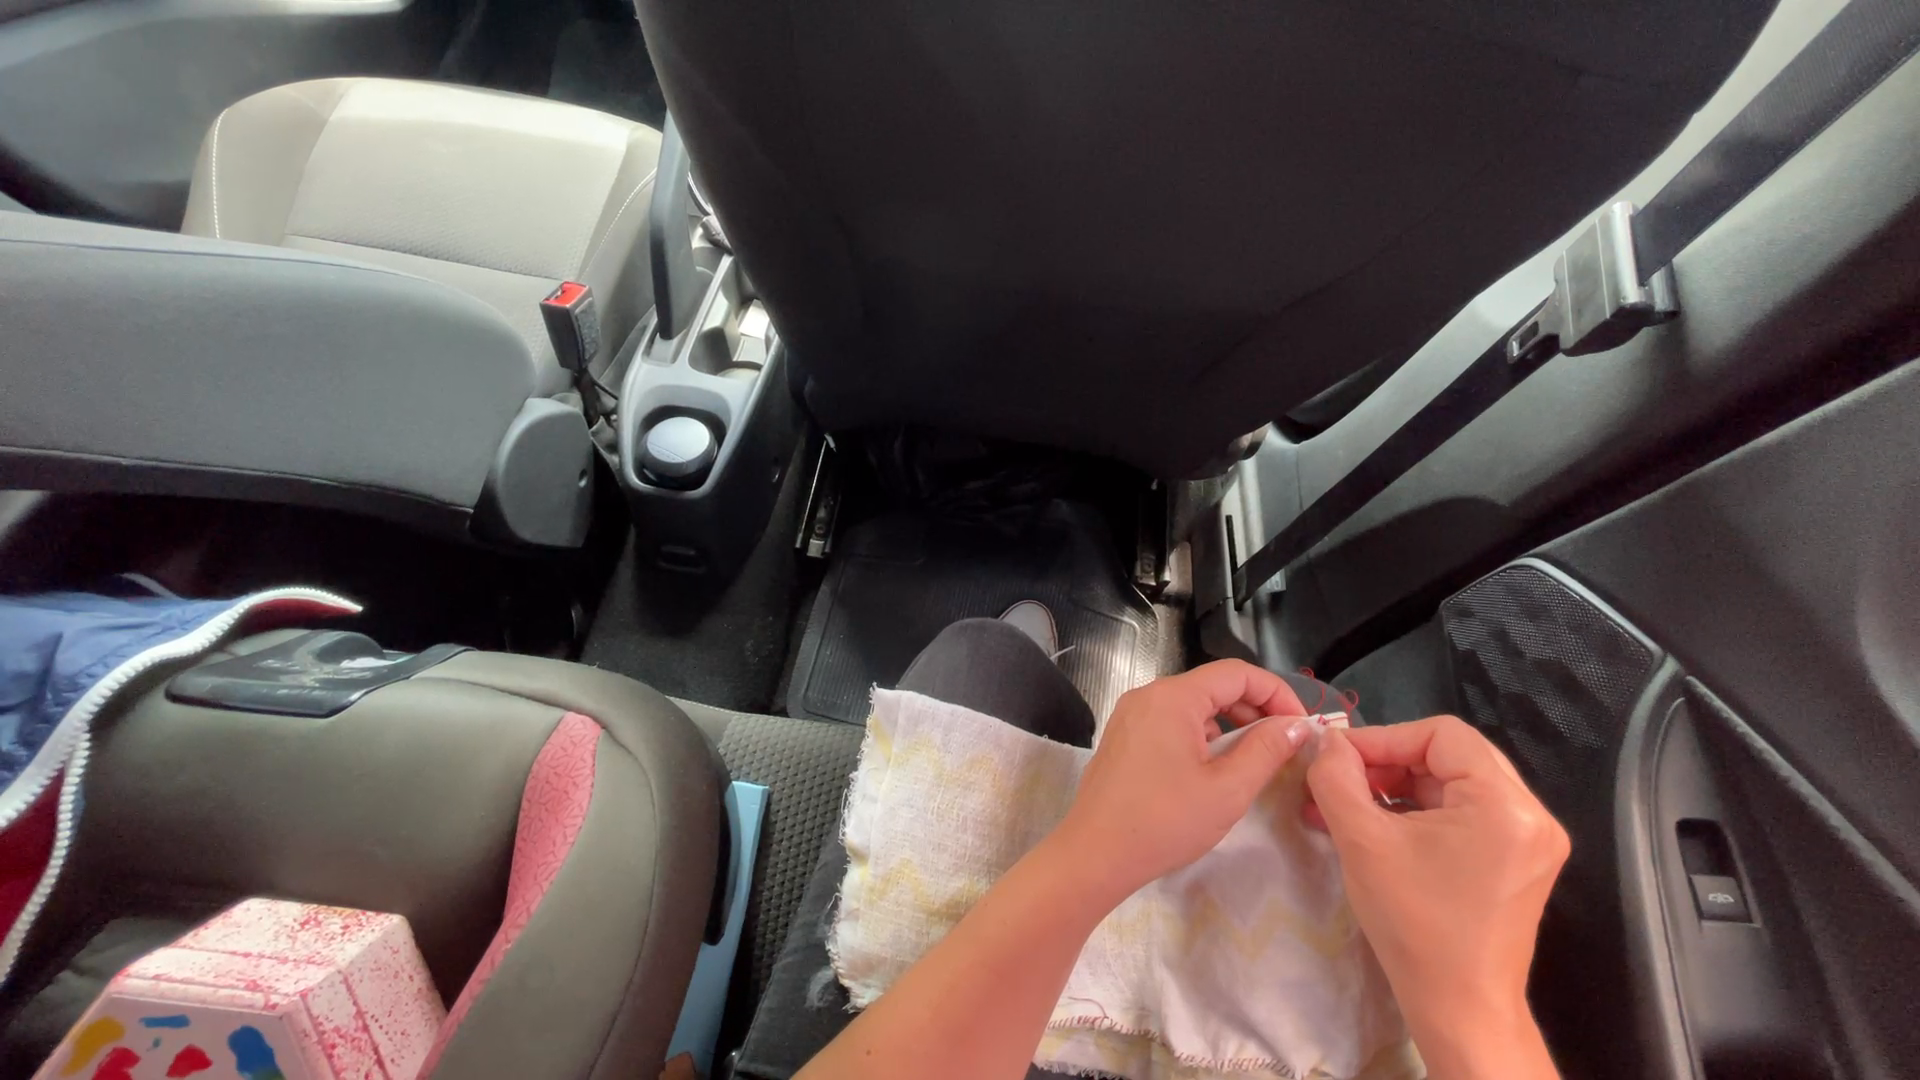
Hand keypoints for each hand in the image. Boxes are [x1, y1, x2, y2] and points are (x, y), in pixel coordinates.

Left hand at [1055, 660, 1316, 902]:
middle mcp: (1148, 695)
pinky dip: (1201, 735)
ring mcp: (1132, 715)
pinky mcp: (1124, 736)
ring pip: (1193, 704)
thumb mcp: (1227, 789)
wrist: (1096, 853)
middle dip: (1255, 708)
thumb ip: (1266, 750)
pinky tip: (1213, 767)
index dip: (1277, 693)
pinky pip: (1172, 721)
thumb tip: (1296, 724)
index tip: (1302, 725)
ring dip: (1229, 723)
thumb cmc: (1165, 821)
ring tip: (1253, 759)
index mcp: (1172, 698)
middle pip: (1213, 685)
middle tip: (1284, 745)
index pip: (1237, 673)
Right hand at [1305, 716, 1568, 1079]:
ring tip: (1349, 804)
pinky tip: (1377, 825)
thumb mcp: (1361, 839)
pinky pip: (1463, 811)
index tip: (1338, 758)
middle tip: (1342, 778)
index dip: (1383, 737)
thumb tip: (1326, 742)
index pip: (1441, 734)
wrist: (1459, 1008)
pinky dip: (1418, 809)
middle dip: (1388, 761)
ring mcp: (1530, 839)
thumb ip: (1336, 777)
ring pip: (1453, 782)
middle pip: (1450, 754)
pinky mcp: (1519, 860)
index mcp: (1504, 804)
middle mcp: (1532, 814)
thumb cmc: (1412, 922)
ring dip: (1398, 785)